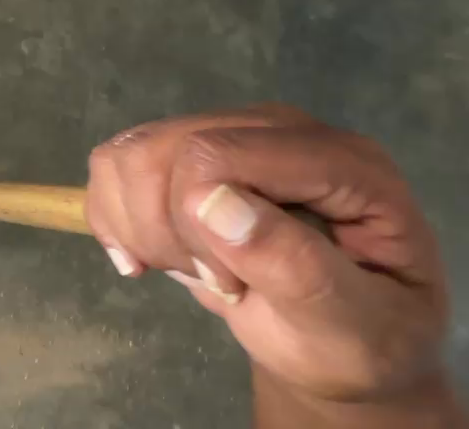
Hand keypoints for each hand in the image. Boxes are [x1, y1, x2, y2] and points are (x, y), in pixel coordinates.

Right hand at [84, 106, 468, 424]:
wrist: (338, 342)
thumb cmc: (361, 340)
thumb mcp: (352, 330)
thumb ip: (296, 269)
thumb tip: (214, 202)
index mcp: (338, 161)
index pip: (213, 154)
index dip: (193, 219)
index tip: (231, 283)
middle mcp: (273, 127)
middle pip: (160, 151)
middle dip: (165, 229)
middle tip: (214, 280)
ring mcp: (220, 129)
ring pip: (124, 155)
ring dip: (138, 226)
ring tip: (189, 266)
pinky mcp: (176, 143)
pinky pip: (107, 163)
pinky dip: (114, 216)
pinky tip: (152, 250)